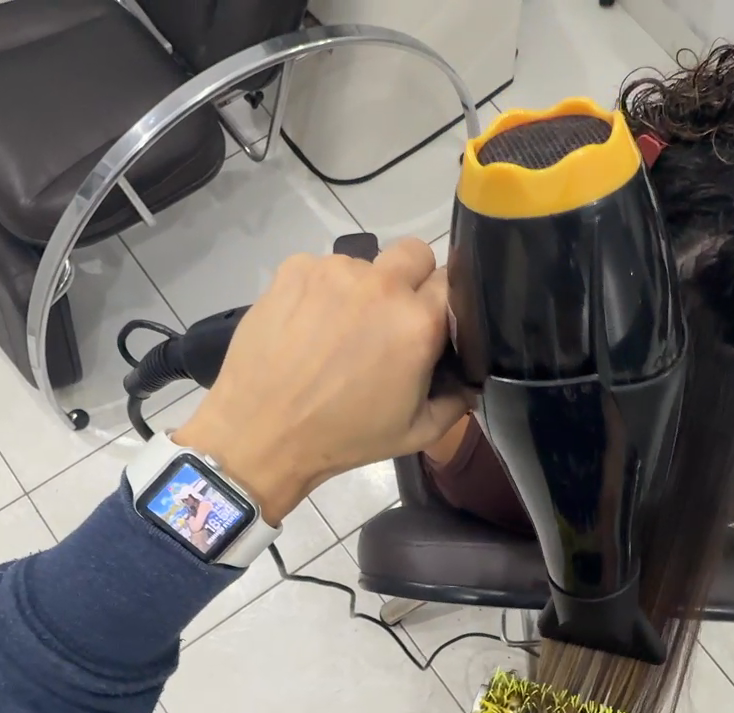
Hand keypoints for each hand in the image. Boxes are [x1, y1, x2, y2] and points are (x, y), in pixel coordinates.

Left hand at [173, 239, 466, 522]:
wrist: (262, 432)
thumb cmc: (345, 438)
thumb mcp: (416, 433)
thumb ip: (457, 403)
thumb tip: (470, 382)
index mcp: (418, 322)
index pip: (454, 284)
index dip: (448, 305)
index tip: (435, 327)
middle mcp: (381, 285)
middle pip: (416, 253)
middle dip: (413, 280)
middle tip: (393, 319)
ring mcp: (334, 271)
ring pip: (366, 263)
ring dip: (364, 288)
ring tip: (340, 331)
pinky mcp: (294, 270)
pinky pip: (323, 269)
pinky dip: (323, 291)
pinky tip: (309, 326)